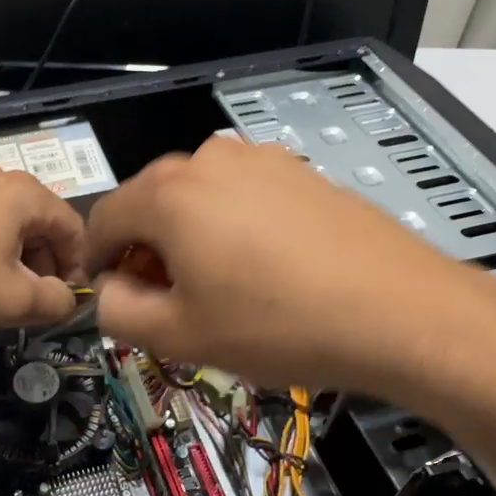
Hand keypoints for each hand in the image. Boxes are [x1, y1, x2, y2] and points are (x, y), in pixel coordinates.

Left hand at [0, 165, 86, 331]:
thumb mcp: (16, 301)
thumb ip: (57, 301)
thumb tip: (67, 299)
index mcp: (25, 193)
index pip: (73, 228)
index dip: (78, 268)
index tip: (66, 301)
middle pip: (41, 223)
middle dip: (46, 264)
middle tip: (35, 302)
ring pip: (10, 224)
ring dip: (17, 260)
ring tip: (2, 295)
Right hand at [86, 136, 495, 405]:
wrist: (399, 311)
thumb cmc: (278, 325)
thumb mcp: (179, 336)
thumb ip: (117, 312)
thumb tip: (111, 288)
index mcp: (167, 194)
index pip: (103, 219)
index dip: (96, 260)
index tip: (111, 295)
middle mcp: (208, 160)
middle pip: (151, 203)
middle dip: (146, 249)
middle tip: (168, 299)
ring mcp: (260, 159)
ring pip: (198, 197)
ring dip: (190, 236)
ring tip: (220, 285)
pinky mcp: (299, 171)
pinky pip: (243, 195)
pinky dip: (233, 225)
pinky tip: (266, 267)